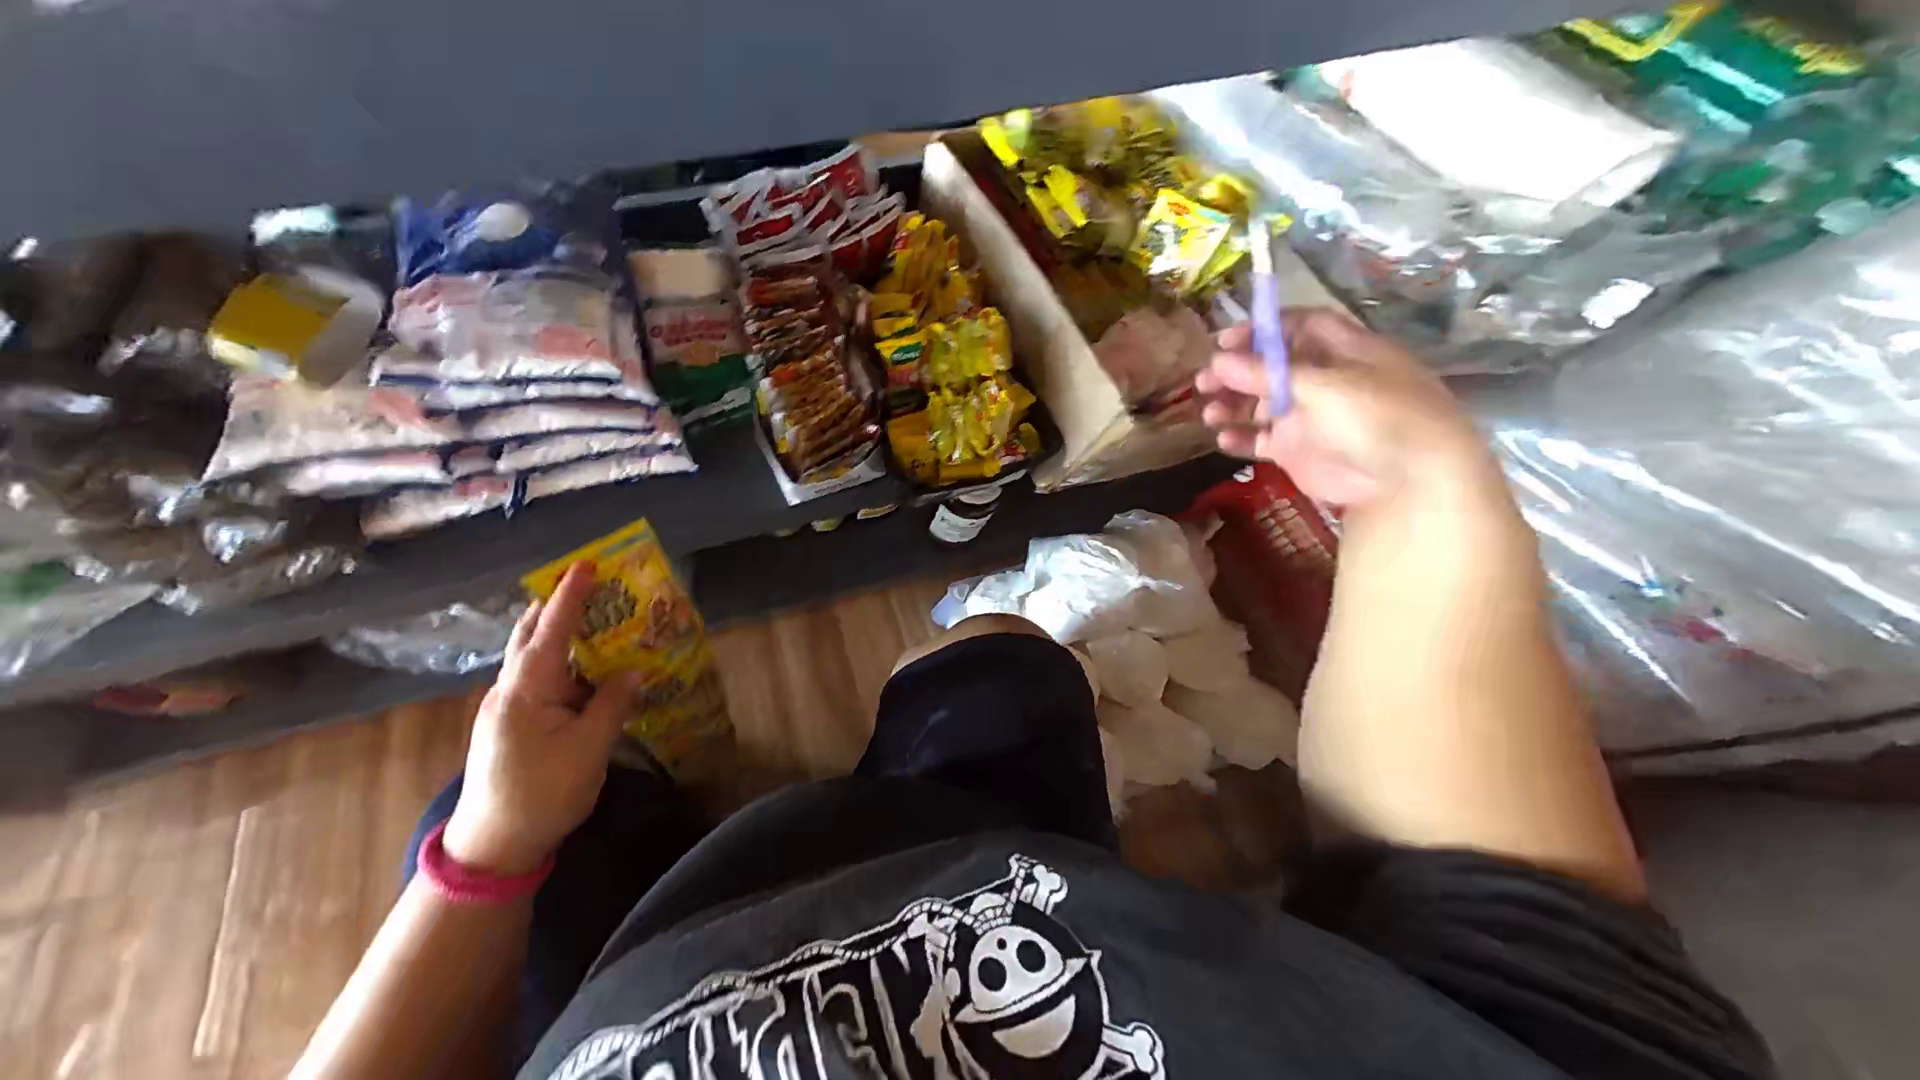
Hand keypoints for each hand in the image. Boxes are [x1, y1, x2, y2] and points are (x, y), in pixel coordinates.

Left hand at [443, 563, 637, 874]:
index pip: (551, 630)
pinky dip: (566, 664)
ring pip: (536, 658)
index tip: (588, 564)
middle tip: (593, 585)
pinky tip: (591, 671)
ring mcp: (508, 707)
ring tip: (601, 622)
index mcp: (526, 690)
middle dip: (558, 606)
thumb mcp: (589, 748)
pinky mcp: (513, 723)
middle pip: (531, 635)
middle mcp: (510, 690)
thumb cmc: (544, 793)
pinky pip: (541, 680)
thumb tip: (635, 671)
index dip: (570, 596)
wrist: (493, 846)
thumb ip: (612, 704)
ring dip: (563, 635)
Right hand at [1195, 310, 1490, 507]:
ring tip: (1209, 415)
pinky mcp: (1296, 451)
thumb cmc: (1377, 417)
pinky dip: (1240, 438)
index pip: (1299, 327)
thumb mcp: (1323, 386)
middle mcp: (1323, 380)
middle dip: (1235, 372)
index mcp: (1343, 352)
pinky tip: (1224, 439)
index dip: (1263, 330)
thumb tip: (1217, 360)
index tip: (1224, 341)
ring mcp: (1308, 417)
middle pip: (1270, 368)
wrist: (1407, 481)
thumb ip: (1266, 374)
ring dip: (1231, 405)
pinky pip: (1260, 439)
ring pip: (1259, 404)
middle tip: (1204, 382)